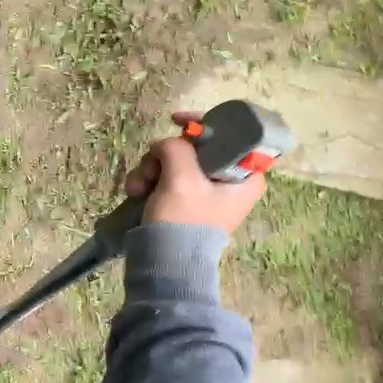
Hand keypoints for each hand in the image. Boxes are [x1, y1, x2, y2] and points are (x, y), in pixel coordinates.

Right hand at [122, 111, 266, 233]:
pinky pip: (164, 178)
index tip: (176, 121)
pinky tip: (136, 193)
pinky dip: (147, 182)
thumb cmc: (183, 220)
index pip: (232, 136)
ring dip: (149, 170)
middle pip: (194, 149)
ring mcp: (204, 192)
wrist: (166, 261)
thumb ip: (176, 149)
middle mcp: (228, 181)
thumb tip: (164, 144)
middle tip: (150, 169)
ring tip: (138, 188)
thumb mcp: (181, 179)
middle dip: (164, 155)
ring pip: (174, 162)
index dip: (203, 124)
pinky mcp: (183, 201)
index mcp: (245, 176)